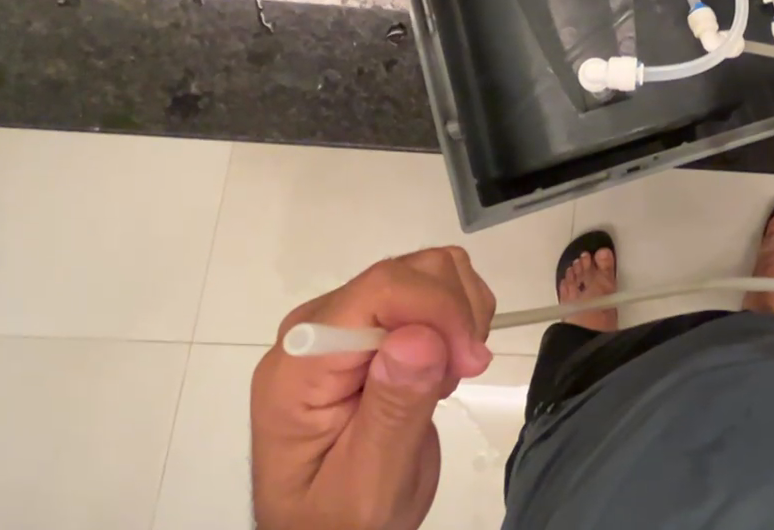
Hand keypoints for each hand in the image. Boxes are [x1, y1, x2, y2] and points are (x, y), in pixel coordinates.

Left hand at [252, 248, 496, 529]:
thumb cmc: (342, 520)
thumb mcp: (369, 485)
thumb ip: (393, 411)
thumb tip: (419, 335)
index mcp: (302, 365)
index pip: (380, 289)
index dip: (438, 308)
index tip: (471, 361)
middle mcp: (319, 326)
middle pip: (409, 271)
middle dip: (455, 313)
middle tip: (463, 374)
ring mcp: (346, 320)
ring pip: (429, 269)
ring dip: (460, 314)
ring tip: (450, 374)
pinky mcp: (373, 321)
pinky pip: (434, 285)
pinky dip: (458, 315)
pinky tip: (444, 365)